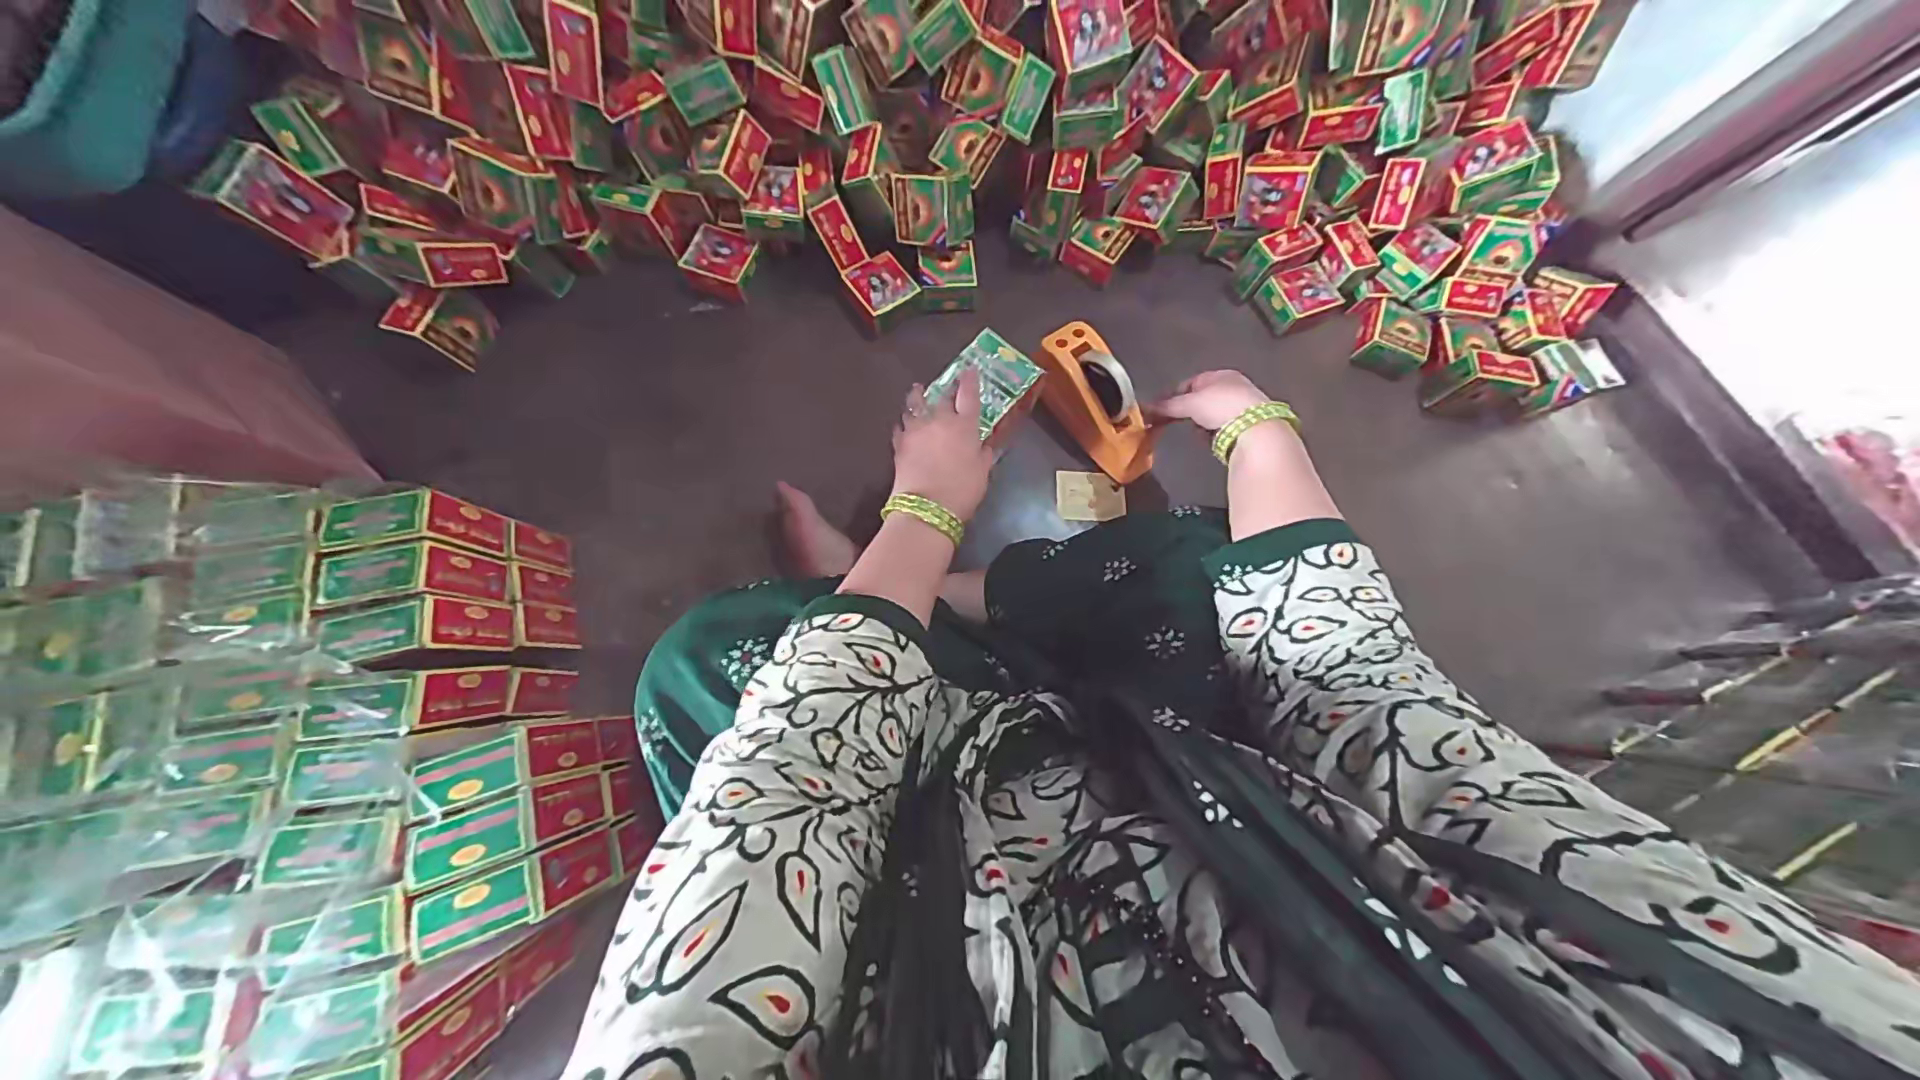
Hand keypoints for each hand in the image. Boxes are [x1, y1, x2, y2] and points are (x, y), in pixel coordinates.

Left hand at [892, 368, 992, 520]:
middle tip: (947, 384)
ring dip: (917, 398)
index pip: (968, 395)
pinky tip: (904, 424)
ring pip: (914, 405)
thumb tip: (983, 446)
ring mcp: (916, 431)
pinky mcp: (899, 445)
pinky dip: (904, 423)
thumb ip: (984, 455)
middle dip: (945, 388)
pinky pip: (900, 427)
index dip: (970, 380)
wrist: (926, 508)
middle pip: (940, 396)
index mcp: (964, 425)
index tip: (970, 369)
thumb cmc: (962, 490)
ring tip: (917, 392)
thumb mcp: (983, 472)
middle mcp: (938, 421)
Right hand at [1147, 370, 1271, 432]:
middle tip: (1181, 422)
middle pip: (1201, 400)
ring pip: (1211, 415)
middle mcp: (1234, 385)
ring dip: (1202, 425)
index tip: (1164, 410)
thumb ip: (1167, 406)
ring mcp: (1243, 404)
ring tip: (1201, 433)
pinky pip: (1223, 427)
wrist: (1255, 427)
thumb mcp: (1189, 404)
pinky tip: (1214, 439)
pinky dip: (1215, 433)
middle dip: (1190, 412)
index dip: (1175, 396)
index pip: (1191, 382)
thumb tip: (1144, 408)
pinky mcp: (1249, 423)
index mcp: (1220, 374)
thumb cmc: (1220, 406)